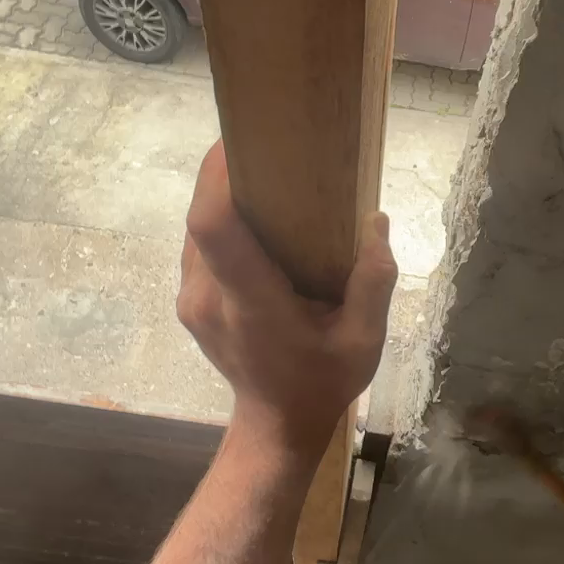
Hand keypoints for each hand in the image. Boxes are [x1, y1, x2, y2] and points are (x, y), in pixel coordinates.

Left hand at [178, 142, 398, 458]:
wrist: (277, 424)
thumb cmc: (322, 382)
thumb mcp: (364, 342)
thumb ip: (373, 283)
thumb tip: (374, 222)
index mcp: (250, 304)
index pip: (213, 225)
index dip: (219, 175)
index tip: (246, 139)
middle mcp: (207, 296)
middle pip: (202, 217)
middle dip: (228, 175)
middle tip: (272, 150)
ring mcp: (190, 299)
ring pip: (197, 229)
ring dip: (225, 197)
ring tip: (268, 179)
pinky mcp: (190, 299)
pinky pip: (200, 245)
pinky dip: (223, 222)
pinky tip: (257, 220)